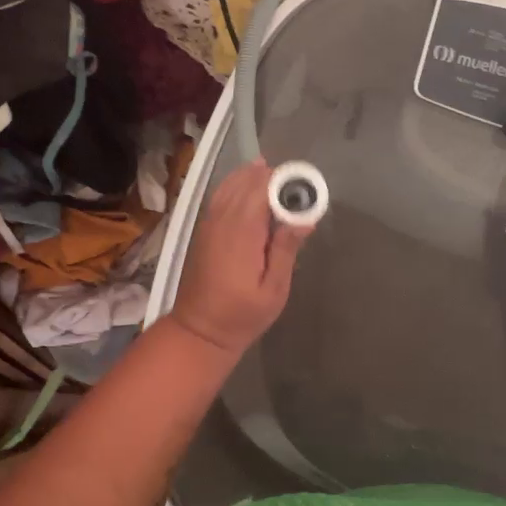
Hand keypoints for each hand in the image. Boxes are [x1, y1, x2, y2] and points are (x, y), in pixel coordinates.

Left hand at [169, 158, 310, 354]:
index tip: (305, 185)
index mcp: (242, 234)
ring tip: (277, 175)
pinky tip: (249, 186)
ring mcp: (209, 223)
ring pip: (231, 186)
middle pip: (247, 183)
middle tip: (297, 182)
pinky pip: (220, 196)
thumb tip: (304, 219)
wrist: (200, 330)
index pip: (262, 192)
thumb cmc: (242, 315)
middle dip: (271, 178)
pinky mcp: (204, 229)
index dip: (283, 182)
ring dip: (253, 178)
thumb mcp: (274, 290)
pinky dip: (236, 186)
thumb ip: (286, 250)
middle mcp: (223, 221)